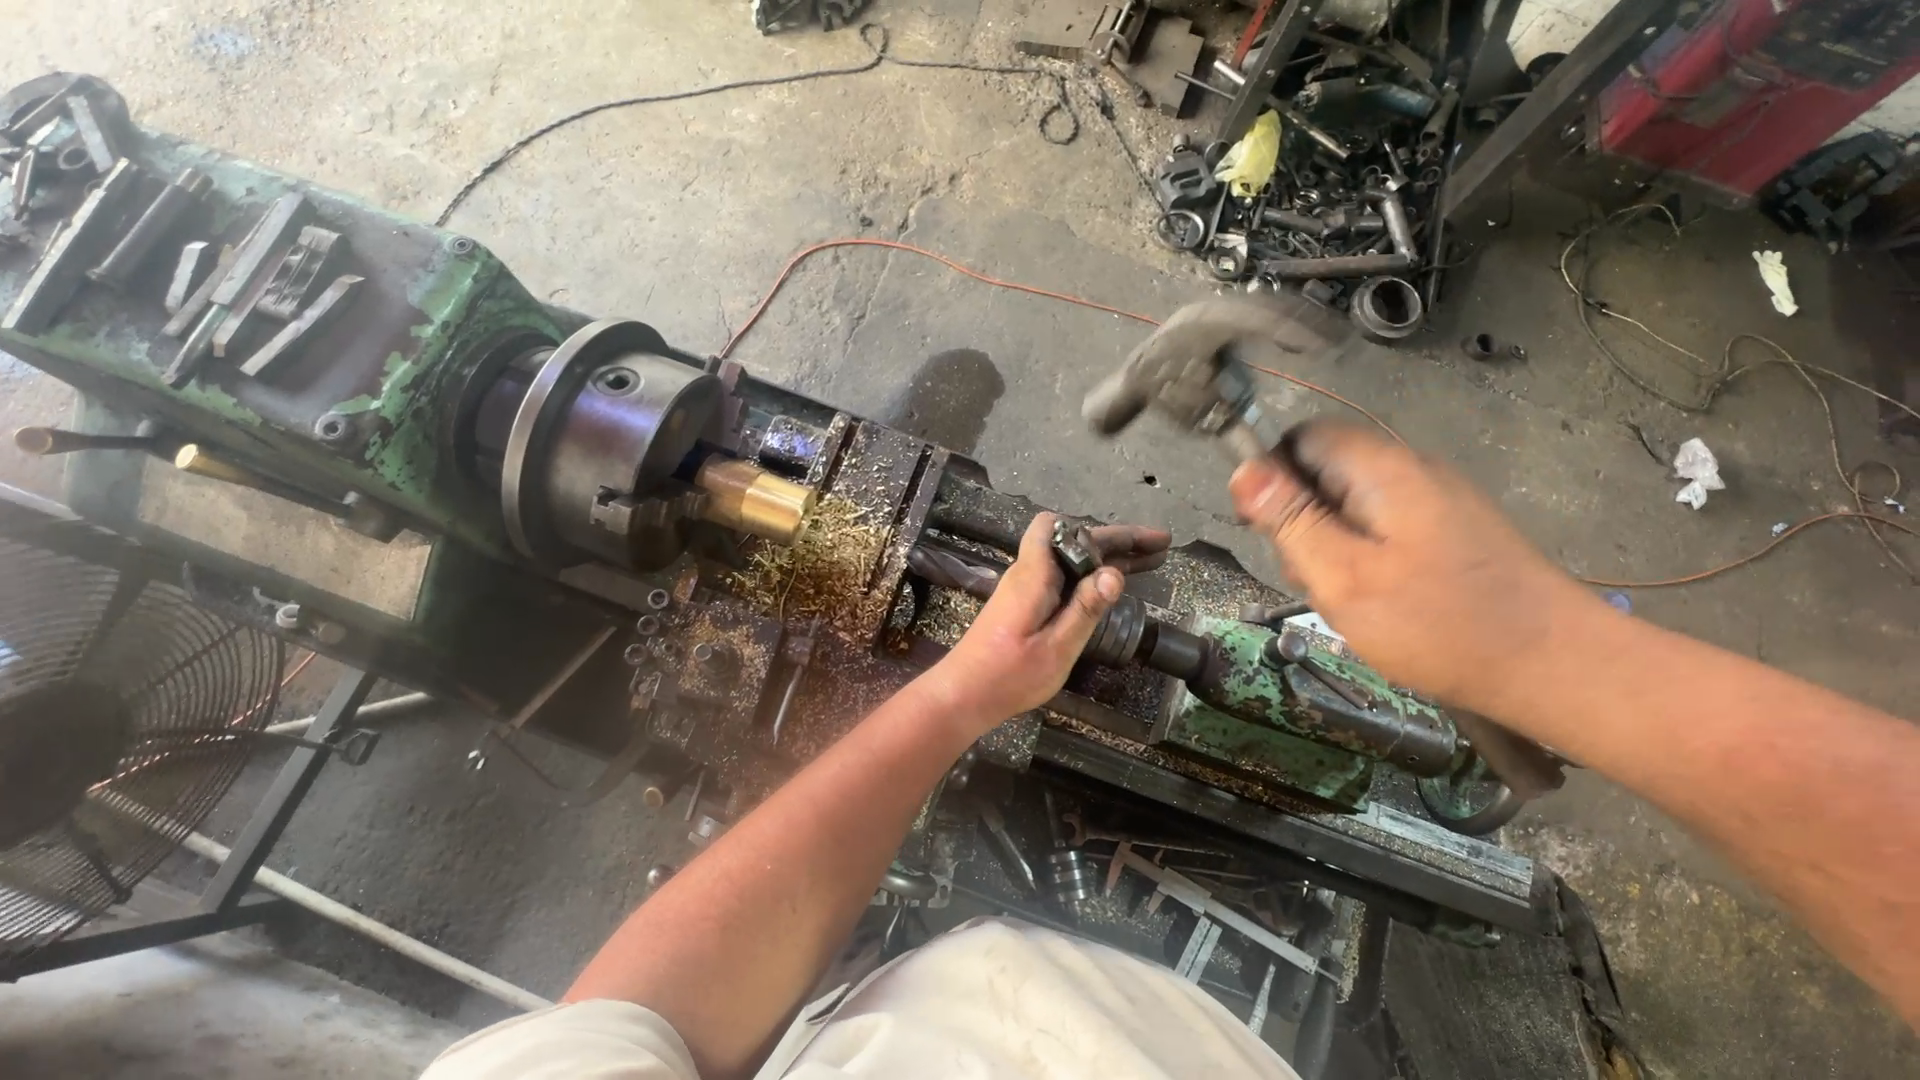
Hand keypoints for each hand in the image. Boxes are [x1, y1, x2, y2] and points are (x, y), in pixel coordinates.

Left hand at [920, 514, 1170, 731]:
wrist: (963, 695)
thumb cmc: (1008, 675)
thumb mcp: (1056, 647)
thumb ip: (1085, 609)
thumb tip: (1115, 573)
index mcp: (1034, 575)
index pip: (1056, 526)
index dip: (1096, 527)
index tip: (1135, 541)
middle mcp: (1029, 573)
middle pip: (1075, 542)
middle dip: (1118, 541)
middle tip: (1162, 546)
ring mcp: (1026, 589)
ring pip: (1072, 560)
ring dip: (1110, 558)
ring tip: (1154, 561)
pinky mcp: (1025, 605)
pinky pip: (1064, 579)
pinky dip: (1093, 576)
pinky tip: (1114, 586)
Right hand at [1228, 420, 1601, 715]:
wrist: (1554, 667)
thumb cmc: (1437, 623)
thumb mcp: (1342, 575)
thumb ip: (1289, 520)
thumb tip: (1243, 470)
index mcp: (1382, 469)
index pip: (1303, 438)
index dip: (1270, 475)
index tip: (1262, 529)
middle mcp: (1413, 471)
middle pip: (1326, 472)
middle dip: (1301, 519)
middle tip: (1311, 577)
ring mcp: (1438, 501)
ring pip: (1353, 505)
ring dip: (1331, 545)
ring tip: (1345, 598)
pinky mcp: (1453, 532)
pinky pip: (1385, 529)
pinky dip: (1365, 559)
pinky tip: (1377, 601)